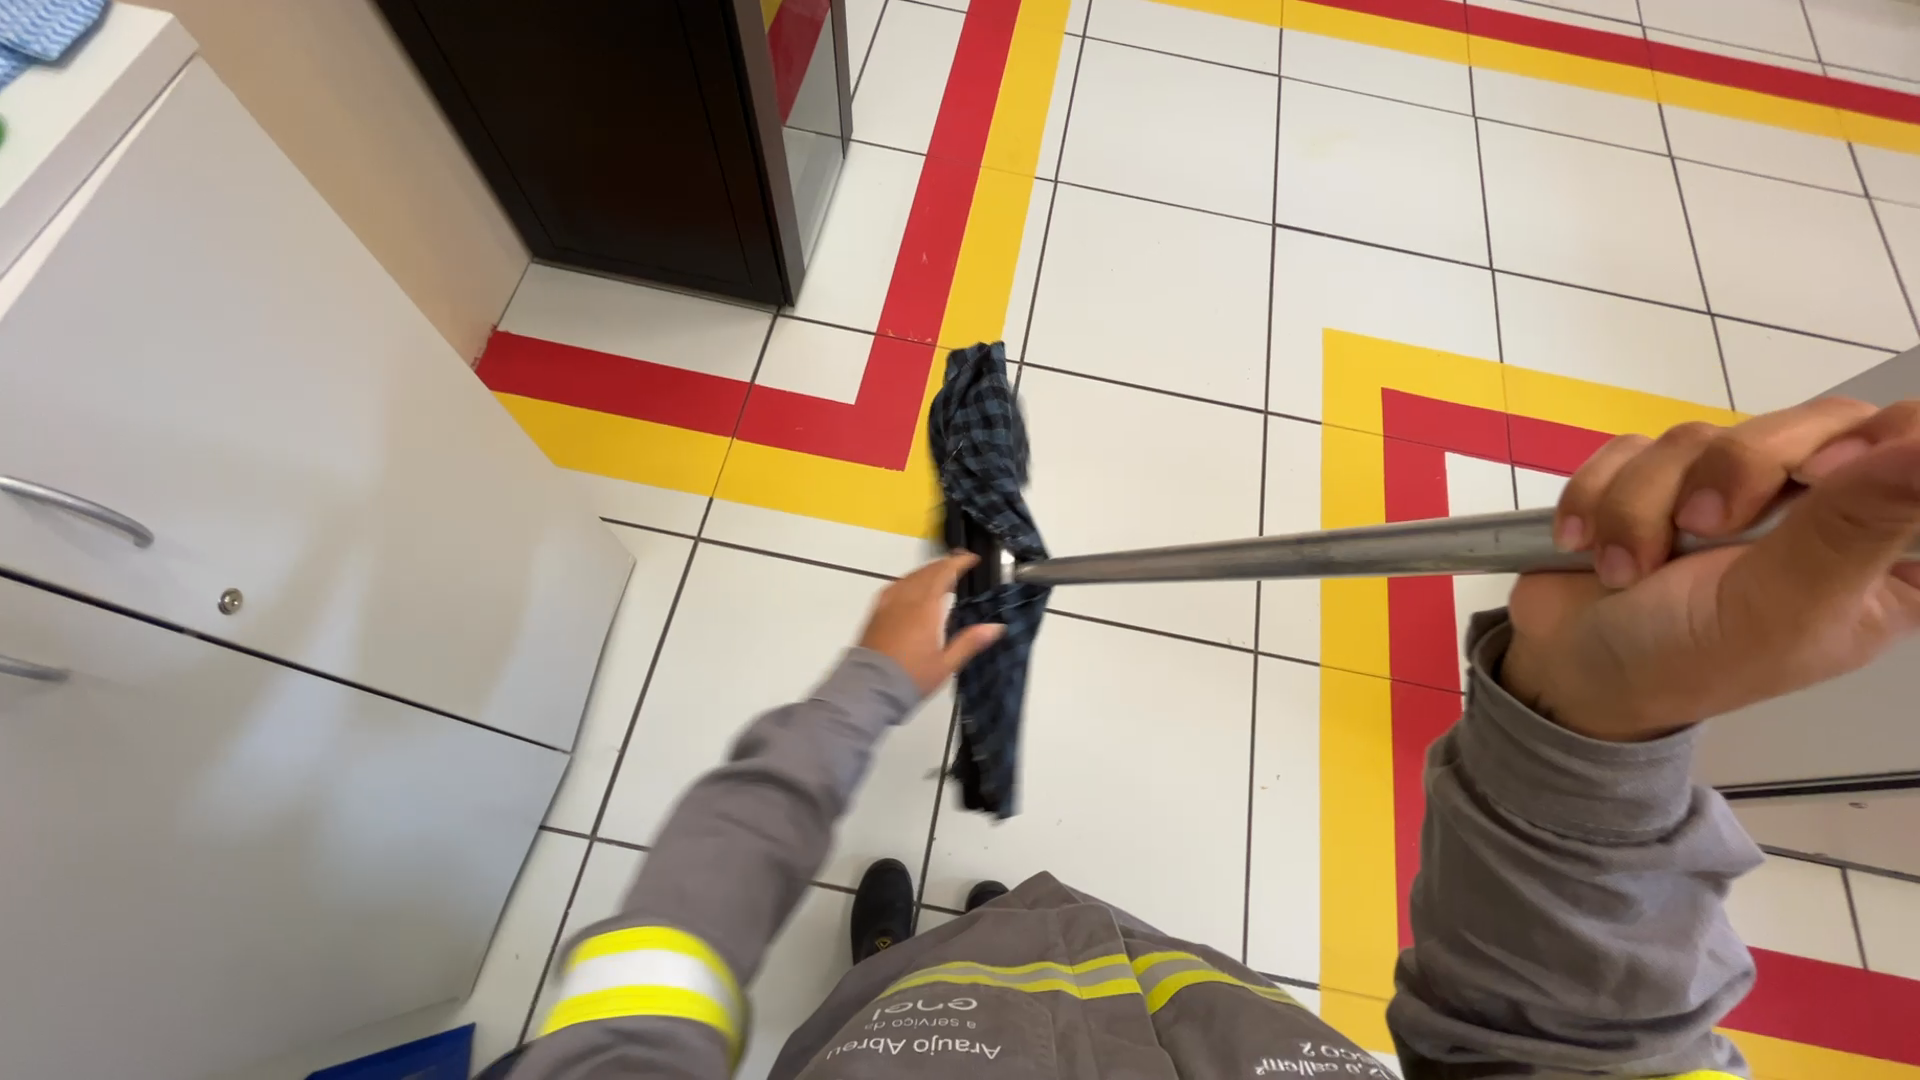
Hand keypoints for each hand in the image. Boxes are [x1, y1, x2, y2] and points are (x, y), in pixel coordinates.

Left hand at [858, 553, 1005, 697]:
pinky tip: (909, 587)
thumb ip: (970, 642)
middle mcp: (906, 600)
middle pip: (926, 572)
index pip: (944, 574)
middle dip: (944, 564)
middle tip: (958, 563)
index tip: (972, 558)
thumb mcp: (946, 664)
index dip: (958, 562)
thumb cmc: (911, 678)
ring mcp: (888, 605)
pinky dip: (906, 581)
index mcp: (926, 609)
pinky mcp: (875, 613)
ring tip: (938, 574)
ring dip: (926, 571)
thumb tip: (996, 627)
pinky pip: (893, 587)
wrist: (869, 689)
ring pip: (909, 577)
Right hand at [1501, 397, 1919, 741]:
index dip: (1861, 443)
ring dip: (1637, 508)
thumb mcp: (1781, 605)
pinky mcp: (1641, 483)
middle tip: (1698, 530)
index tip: (1812, 476)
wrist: (1563, 669)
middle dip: (1726, 475)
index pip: (1905, 440)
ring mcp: (1715, 491)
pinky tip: (1584, 545)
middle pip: (1795, 425)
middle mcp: (1804, 506)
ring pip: (1691, 439)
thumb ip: (1852, 526)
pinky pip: (1622, 452)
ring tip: (1624, 568)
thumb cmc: (1685, 657)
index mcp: (1874, 543)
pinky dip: (1592, 499)